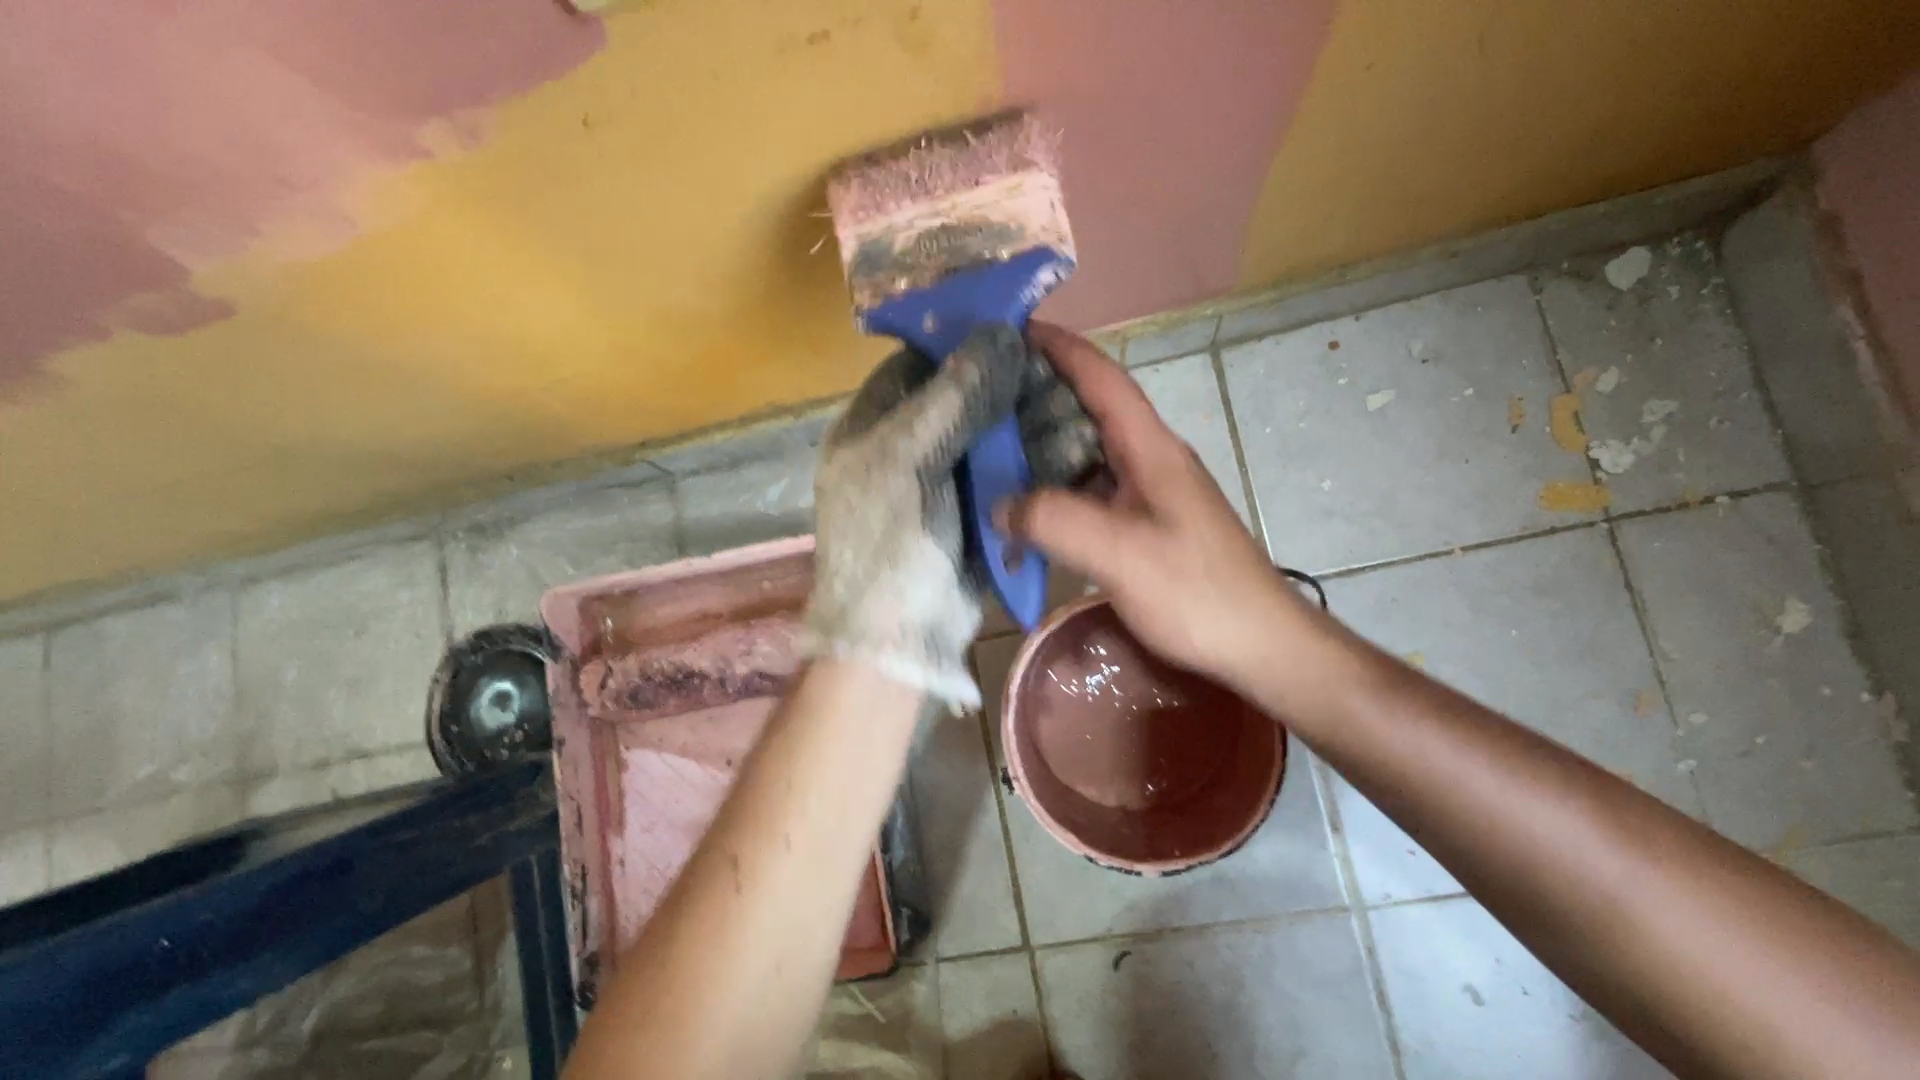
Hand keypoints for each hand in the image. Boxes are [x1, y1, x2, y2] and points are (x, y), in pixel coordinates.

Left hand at [807, 324, 1096, 708]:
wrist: (899, 636)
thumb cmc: (888, 539)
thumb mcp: (908, 458)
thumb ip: (954, 397)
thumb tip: (999, 335)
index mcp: (875, 427)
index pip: (919, 365)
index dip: (963, 343)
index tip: (1017, 330)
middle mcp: (909, 447)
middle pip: (966, 398)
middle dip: (1014, 386)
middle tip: (1063, 373)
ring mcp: (946, 482)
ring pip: (996, 436)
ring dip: (1035, 422)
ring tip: (1079, 408)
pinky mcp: (980, 512)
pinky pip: (1013, 473)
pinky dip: (1041, 460)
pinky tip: (1077, 447)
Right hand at [998, 322, 1321, 686]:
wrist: (1258, 642)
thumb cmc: (1195, 591)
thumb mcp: (1119, 554)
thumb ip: (1054, 521)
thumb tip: (999, 505)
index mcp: (1151, 449)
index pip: (1103, 378)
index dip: (1061, 348)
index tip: (1015, 327)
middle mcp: (1153, 460)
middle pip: (1093, 408)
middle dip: (1043, 390)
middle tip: (987, 391)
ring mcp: (1154, 493)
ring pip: (1092, 451)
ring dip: (1047, 441)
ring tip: (995, 443)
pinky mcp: (1151, 523)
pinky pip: (1096, 488)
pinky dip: (1060, 486)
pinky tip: (1031, 507)